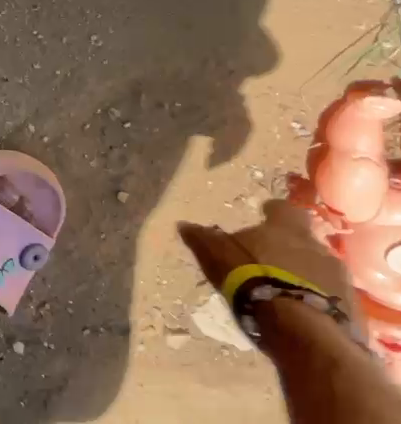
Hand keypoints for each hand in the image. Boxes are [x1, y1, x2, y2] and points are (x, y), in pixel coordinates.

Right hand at [179, 200, 358, 310]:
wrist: (301, 329)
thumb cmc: (253, 279)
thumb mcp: (215, 255)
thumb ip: (202, 238)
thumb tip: (185, 225)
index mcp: (288, 230)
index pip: (285, 209)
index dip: (274, 211)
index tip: (264, 213)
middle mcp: (320, 249)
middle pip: (303, 242)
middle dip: (288, 248)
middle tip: (268, 258)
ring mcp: (340, 280)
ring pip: (318, 268)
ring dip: (303, 273)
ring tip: (281, 286)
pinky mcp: (351, 308)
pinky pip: (328, 293)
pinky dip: (313, 295)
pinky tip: (296, 306)